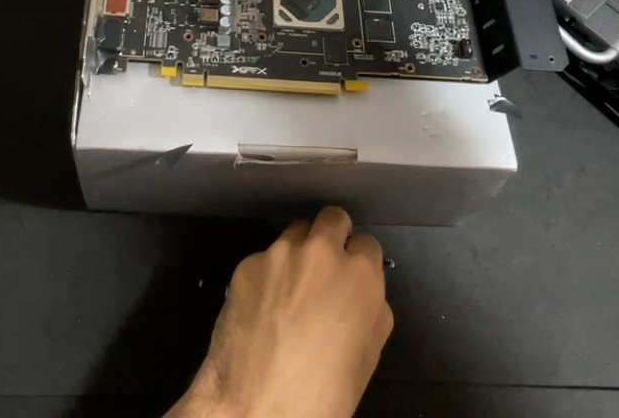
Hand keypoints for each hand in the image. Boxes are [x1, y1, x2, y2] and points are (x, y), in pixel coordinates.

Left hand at [168, 206, 392, 417]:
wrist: (255, 407)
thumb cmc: (323, 394)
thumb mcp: (367, 356)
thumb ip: (371, 312)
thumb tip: (364, 294)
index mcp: (359, 275)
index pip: (368, 244)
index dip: (361, 263)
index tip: (353, 280)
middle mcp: (321, 252)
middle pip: (333, 218)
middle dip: (333, 237)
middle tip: (325, 269)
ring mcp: (279, 253)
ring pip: (296, 232)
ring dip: (299, 251)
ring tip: (291, 288)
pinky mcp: (247, 263)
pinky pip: (265, 258)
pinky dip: (267, 274)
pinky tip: (262, 307)